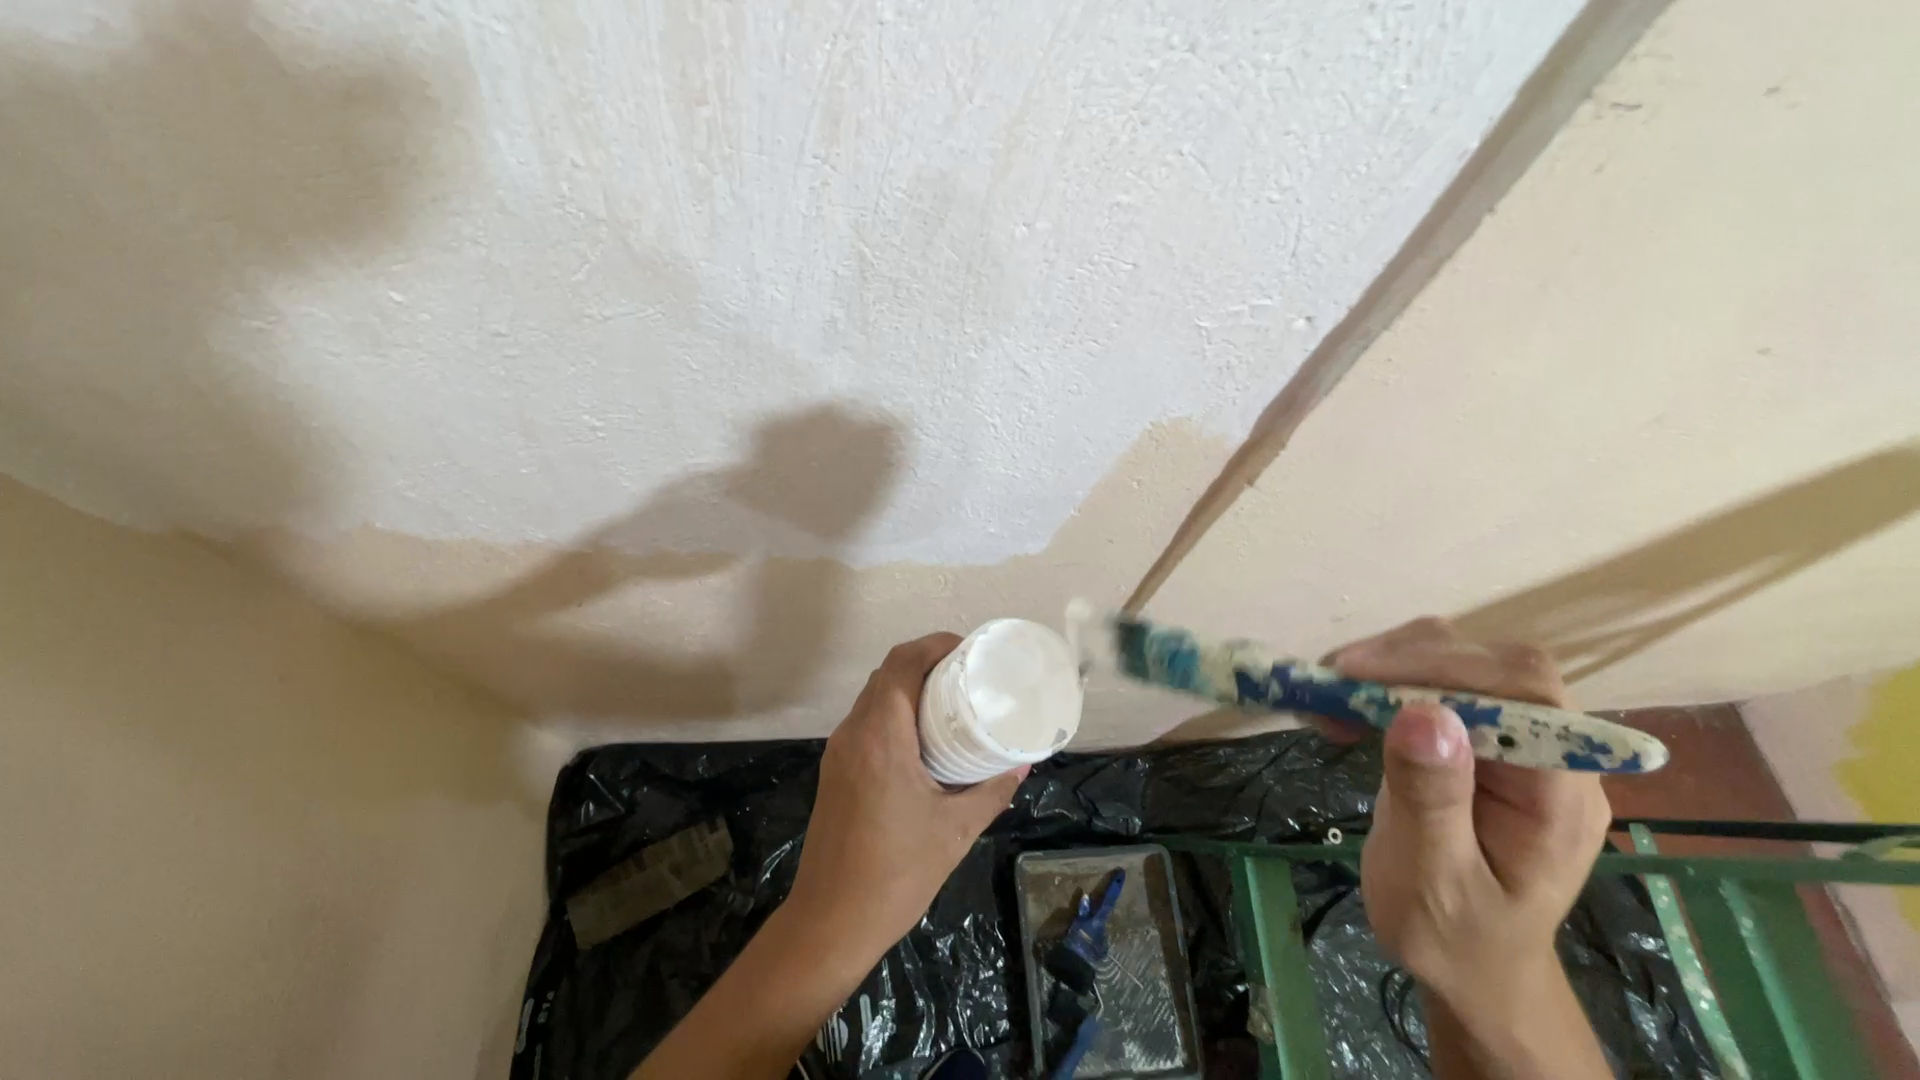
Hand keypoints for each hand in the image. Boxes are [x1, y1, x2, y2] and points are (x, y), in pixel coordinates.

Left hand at [787, 633, 1028, 953]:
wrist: (831, 920)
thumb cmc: (897, 872)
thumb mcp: (956, 829)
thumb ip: (992, 790)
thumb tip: (1022, 762)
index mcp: (881, 736)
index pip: (901, 663)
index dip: (934, 645)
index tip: (970, 652)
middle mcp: (853, 733)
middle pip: (887, 675)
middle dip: (927, 664)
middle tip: (970, 677)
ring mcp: (838, 752)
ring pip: (873, 699)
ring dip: (909, 690)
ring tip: (953, 703)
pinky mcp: (835, 772)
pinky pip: (866, 724)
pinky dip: (895, 716)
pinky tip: (925, 740)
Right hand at [1324, 618, 1610, 1007]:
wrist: (1471, 969)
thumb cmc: (1453, 938)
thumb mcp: (1431, 880)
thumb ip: (1431, 799)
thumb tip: (1424, 713)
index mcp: (1559, 792)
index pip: (1523, 692)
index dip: (1441, 665)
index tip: (1354, 674)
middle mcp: (1552, 754)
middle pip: (1494, 666)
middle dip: (1406, 661)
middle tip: (1327, 684)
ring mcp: (1516, 743)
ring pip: (1463, 663)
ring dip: (1389, 667)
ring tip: (1327, 698)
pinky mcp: (1478, 740)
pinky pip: (1440, 687)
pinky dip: (1385, 685)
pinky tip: (1344, 711)